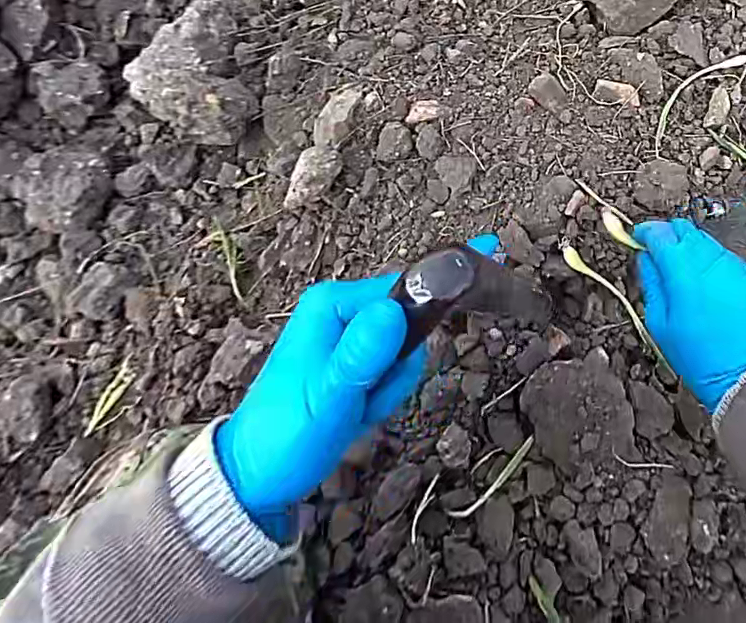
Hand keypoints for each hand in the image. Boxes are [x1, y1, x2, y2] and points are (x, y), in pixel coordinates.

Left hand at [217, 233, 499, 535]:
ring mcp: (352, 332)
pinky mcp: (358, 354)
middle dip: (405, 360)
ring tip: (362, 407)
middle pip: (414, 315)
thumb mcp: (327, 400)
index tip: (490, 264)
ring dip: (395, 380)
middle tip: (376, 394)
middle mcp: (344, 308)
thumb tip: (394, 310)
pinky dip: (389, 389)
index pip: (407, 286)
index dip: (434, 306)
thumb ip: (360, 356)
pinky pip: (398, 362)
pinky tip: (362, 409)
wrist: (254, 481)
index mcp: (334, 303)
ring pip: (410, 344)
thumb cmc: (284, 438)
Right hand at [635, 218, 745, 412]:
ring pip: (705, 241)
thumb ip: (651, 283)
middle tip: (658, 256)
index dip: (645, 232)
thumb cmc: (699, 355)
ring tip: (684, 277)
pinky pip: (725, 258)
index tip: (638, 238)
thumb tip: (644, 257)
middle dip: (668, 236)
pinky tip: (709, 288)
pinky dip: (712, 263)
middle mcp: (710, 258)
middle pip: (684, 228)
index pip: (660, 232)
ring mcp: (733, 264)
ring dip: (691, 249)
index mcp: (683, 268)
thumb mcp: (661, 323)